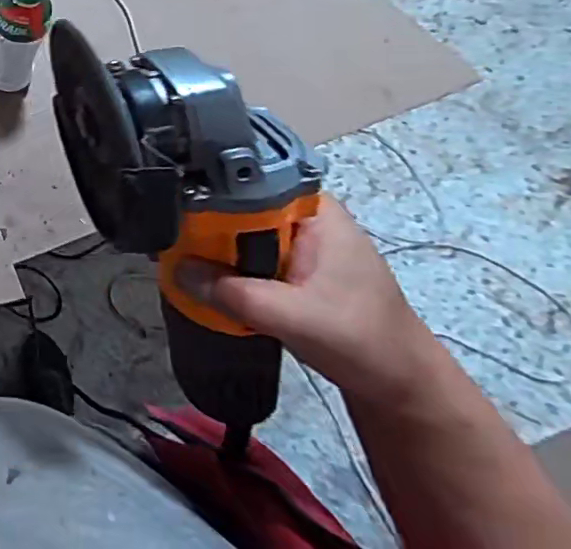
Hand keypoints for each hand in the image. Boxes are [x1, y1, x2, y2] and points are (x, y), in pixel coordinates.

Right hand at [177, 196, 442, 403]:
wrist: (403, 390)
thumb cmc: (364, 342)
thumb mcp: (294, 317)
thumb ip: (233, 293)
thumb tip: (176, 269)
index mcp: (315, 212)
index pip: (250, 181)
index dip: (208, 188)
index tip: (172, 203)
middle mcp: (303, 218)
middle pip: (238, 205)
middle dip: (201, 221)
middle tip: (167, 236)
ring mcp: (297, 243)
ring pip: (237, 231)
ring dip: (210, 246)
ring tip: (177, 256)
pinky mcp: (289, 267)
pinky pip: (243, 253)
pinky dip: (223, 264)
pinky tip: (202, 276)